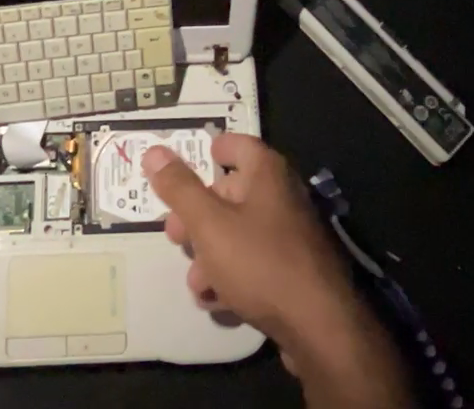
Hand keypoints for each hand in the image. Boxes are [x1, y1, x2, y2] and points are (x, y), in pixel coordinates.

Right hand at [144, 134, 356, 343]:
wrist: (319, 328)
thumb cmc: (260, 262)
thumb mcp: (209, 224)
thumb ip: (179, 188)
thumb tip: (154, 151)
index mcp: (266, 173)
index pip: (236, 145)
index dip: (209, 153)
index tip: (182, 169)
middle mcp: (282, 196)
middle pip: (231, 193)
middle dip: (197, 216)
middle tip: (173, 235)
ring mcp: (291, 235)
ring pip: (239, 233)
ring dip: (210, 254)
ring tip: (195, 281)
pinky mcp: (294, 271)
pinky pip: (254, 263)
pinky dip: (232, 276)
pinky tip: (215, 300)